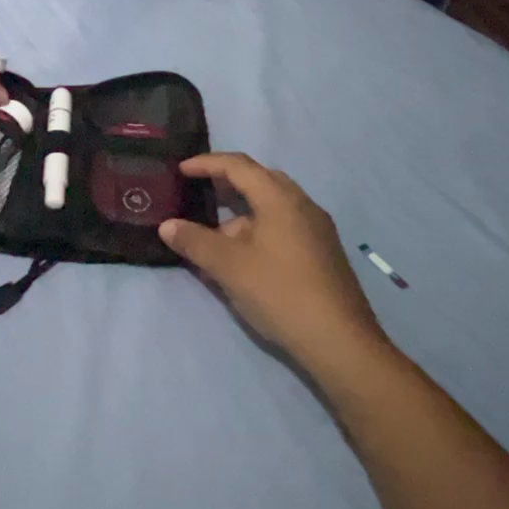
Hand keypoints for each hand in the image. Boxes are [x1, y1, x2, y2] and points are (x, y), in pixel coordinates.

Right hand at [160, 153, 385, 367]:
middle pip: (259, 180)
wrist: (341, 344)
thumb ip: (194, 241)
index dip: (206, 164)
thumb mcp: (228, 266)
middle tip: (198, 192)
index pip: (238, 166)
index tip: (181, 171)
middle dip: (226, 184)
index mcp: (280, 199)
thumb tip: (167, 226)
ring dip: (240, 214)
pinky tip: (242, 259)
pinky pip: (283, 227)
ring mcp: (317, 230)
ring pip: (272, 207)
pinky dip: (258, 231)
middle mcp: (302, 206)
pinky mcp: (323, 254)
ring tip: (214, 237)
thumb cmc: (281, 293)